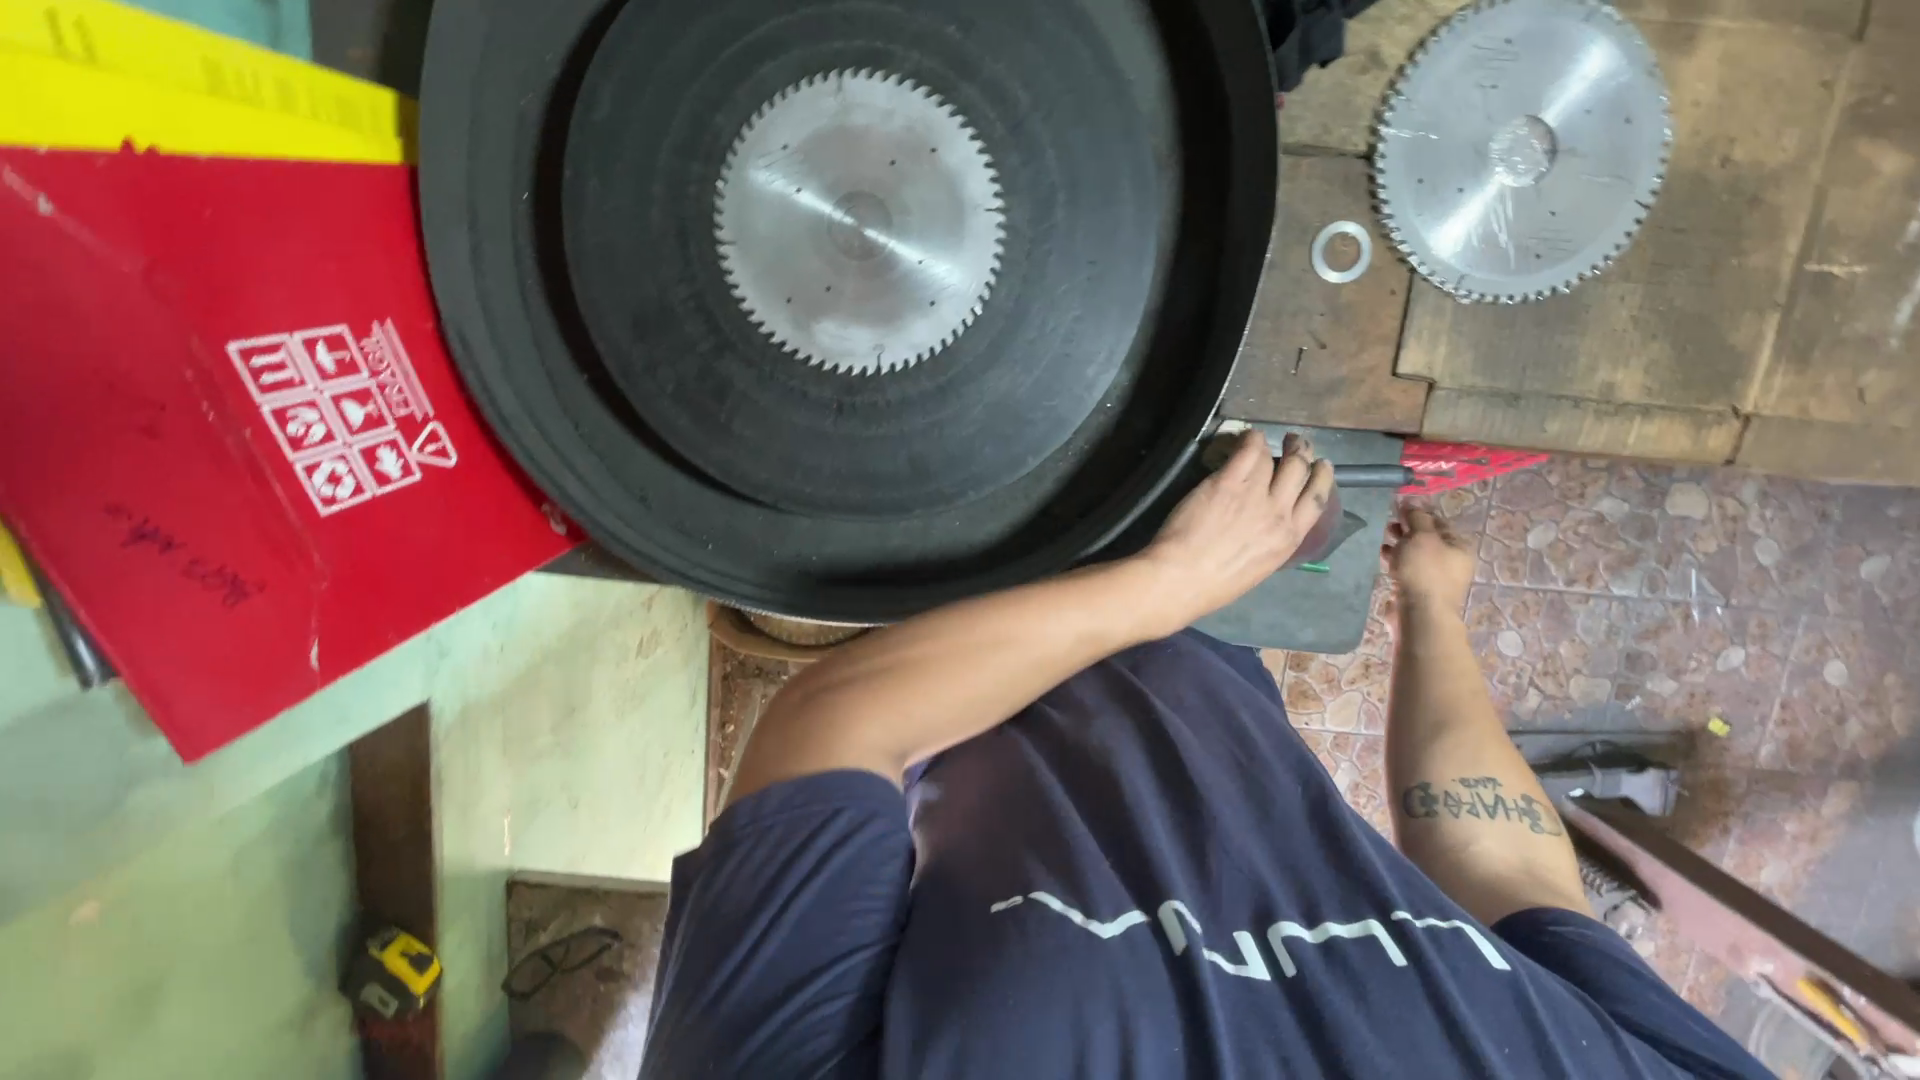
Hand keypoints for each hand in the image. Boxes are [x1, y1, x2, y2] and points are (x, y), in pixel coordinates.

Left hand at [1135, 429, 1333, 631]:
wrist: (1183, 578)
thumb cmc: (1214, 584)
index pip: (1318, 499)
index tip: (1321, 465)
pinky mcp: (1229, 482)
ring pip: (1276, 458)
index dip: (1322, 476)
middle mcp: (1279, 513)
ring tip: (1266, 439)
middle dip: (1303, 452)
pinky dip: (1250, 439)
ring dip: (1275, 443)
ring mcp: (1255, 495)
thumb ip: (1270, 542)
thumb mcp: (1258, 567)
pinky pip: (1248, 450)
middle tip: (1295, 443)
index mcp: (1289, 538)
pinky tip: (1246, 436)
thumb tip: (1268, 525)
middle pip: (1301, 471)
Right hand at [1383, 508, 1474, 613]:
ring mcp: (1435, 578)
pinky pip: (1407, 569)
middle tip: (1389, 524)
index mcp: (1459, 547)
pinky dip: (1396, 560)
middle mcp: (1451, 562)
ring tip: (1383, 539)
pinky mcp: (1419, 590)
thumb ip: (1416, 517)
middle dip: (1408, 529)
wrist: (1420, 613)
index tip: (1398, 508)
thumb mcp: (1422, 536)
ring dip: (1400, 545)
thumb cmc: (1425, 571)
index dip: (1418, 513)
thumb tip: (1411, 501)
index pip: (1438, 523)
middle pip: (1427, 539)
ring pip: (1416, 555)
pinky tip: (1383, 556)